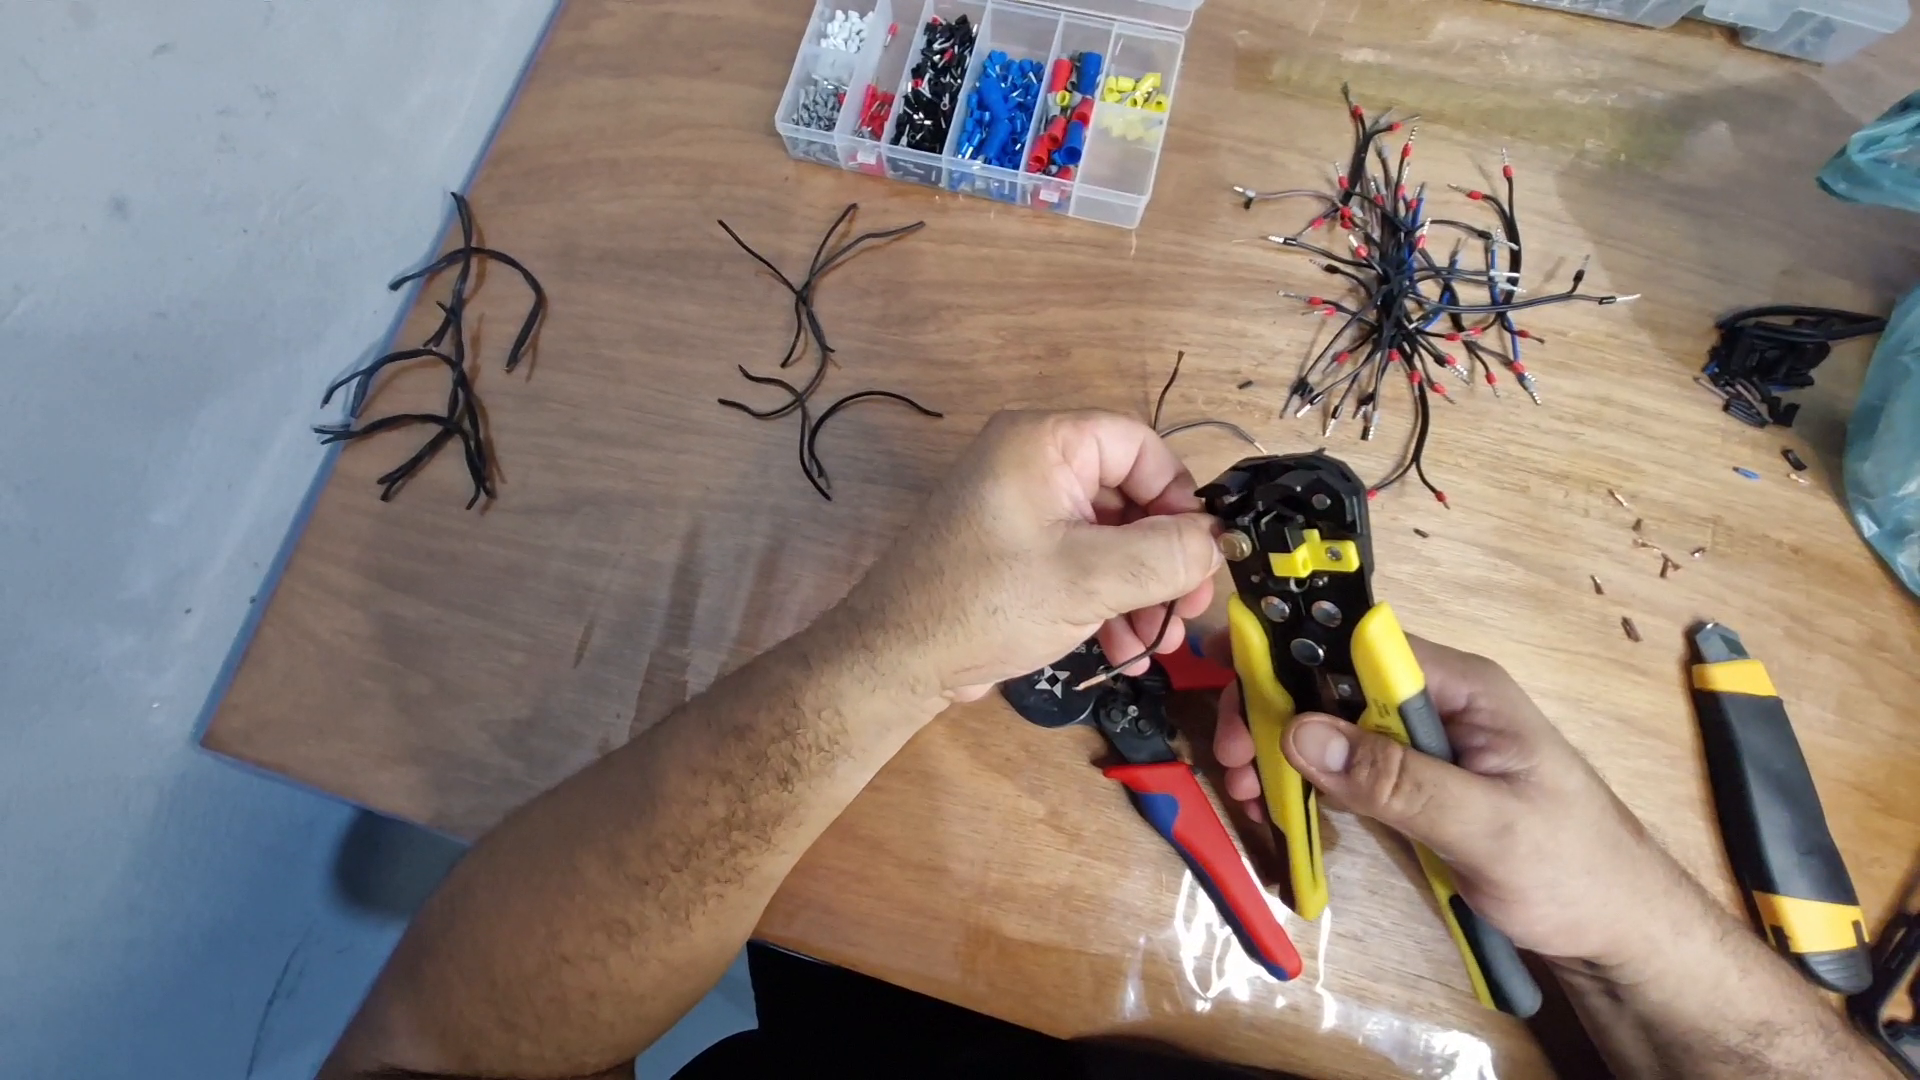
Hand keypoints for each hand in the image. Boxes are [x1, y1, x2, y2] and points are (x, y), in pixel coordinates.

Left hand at [842, 409, 1220, 702]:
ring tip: (1157, 643)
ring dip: (1140, 591)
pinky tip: (1124, 650)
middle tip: (1187, 610)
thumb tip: (1217, 541)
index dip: (1178, 496)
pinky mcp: (1017, 553)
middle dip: (1163, 560)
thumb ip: (1167, 555)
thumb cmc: (985, 603)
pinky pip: (1079, 563)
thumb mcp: (1088, 578)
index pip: (1139, 446)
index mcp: (1044, 442)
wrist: (898, 658)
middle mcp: (1032, 465)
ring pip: (1108, 538)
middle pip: (1128, 498)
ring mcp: (1023, 511)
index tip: (1201, 552)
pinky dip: (1106, 601)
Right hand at [1212, 635, 1696, 969]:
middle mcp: (1426, 700)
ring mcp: (1411, 739)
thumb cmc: (1576, 873)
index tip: (1238, 692)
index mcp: (1457, 685)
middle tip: (1231, 758)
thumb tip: (1298, 731)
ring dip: (1274, 750)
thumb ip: (1395, 779)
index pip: (1356, 646)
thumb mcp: (1487, 826)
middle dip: (1269, 713)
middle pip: (1326, 683)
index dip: (1291, 658)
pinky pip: (1333, 762)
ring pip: (1321, 723)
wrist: (1620, 939)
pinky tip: (1273, 803)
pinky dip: (1296, 778)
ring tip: (1246, 791)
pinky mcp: (1399, 776)